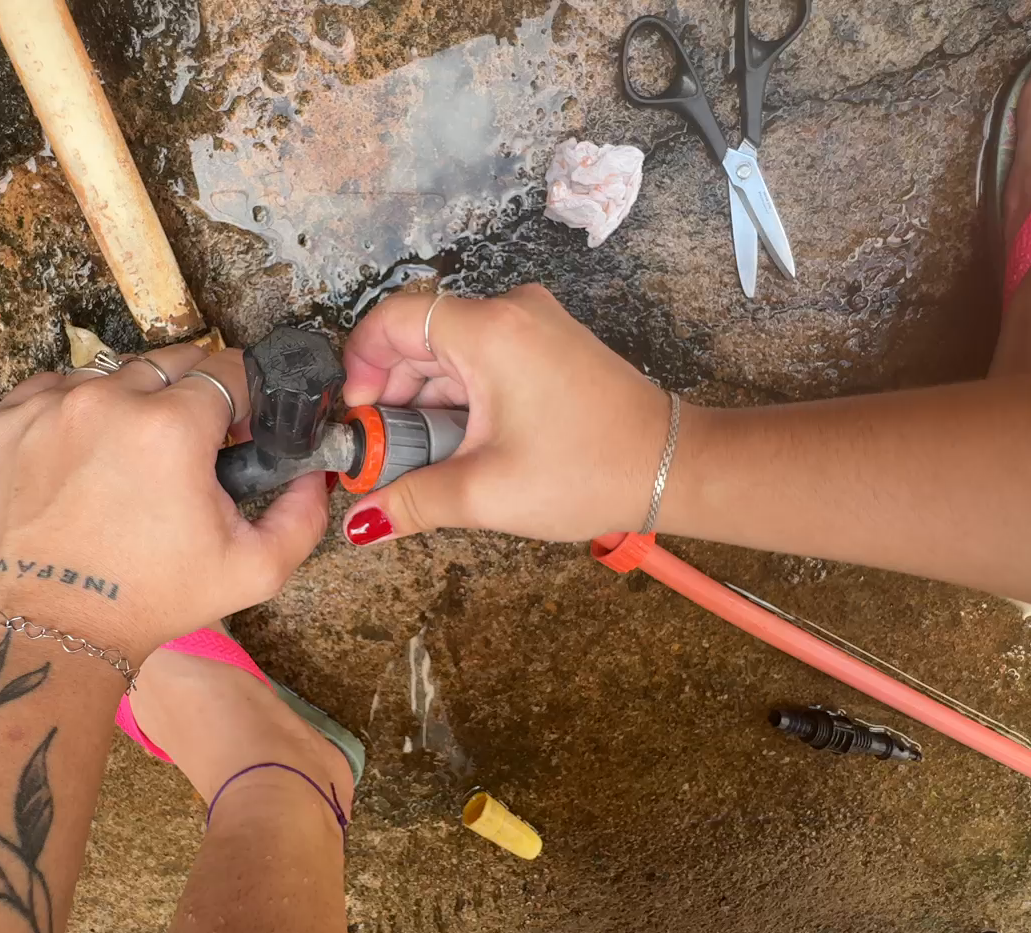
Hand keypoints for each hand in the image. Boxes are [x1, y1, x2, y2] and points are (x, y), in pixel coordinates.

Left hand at [0, 345, 327, 657]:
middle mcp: (106, 402)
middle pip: (173, 361)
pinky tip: (96, 448)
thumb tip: (314, 473)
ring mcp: (48, 408)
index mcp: (171, 428)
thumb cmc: (156, 598)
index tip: (247, 426)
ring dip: (141, 399)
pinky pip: (59, 387)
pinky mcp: (6, 424)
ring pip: (117, 373)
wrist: (56, 628)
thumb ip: (306, 514)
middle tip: (202, 441)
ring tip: (144, 451)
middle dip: (199, 392)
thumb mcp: (258, 569)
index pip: (229, 370)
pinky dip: (85, 407)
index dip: (249, 396)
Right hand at [338, 285, 671, 544]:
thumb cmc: (587, 472)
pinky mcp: (548, 345)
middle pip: (420, 338)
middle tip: (390, 453)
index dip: (360, 366)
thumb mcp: (487, 492)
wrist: (671, 468)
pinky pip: (483, 360)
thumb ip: (412, 501)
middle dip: (394, 396)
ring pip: (451, 353)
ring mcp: (534, 325)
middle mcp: (511, 311)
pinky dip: (461, 397)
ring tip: (428, 459)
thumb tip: (362, 523)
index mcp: (491, 331)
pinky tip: (463, 443)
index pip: (393, 320)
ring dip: (427, 402)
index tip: (360, 419)